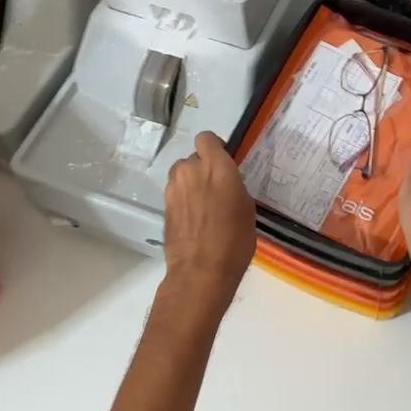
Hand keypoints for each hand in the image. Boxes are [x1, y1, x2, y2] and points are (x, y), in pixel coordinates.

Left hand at [160, 131, 256, 313]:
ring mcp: (174, 189)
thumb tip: (226, 182)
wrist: (201, 272)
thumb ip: (233, 185)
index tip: (223, 161)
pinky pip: (176, 192)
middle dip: (203, 168)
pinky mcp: (164, 206)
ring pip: (182, 174)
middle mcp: (191, 171)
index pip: (207, 138)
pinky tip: (194, 219)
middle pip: (193, 157)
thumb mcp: (246, 207)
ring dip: (191, 182)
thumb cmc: (234, 239)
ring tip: (203, 204)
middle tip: (216, 188)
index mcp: (216, 166)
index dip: (215, 147)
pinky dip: (184, 199)